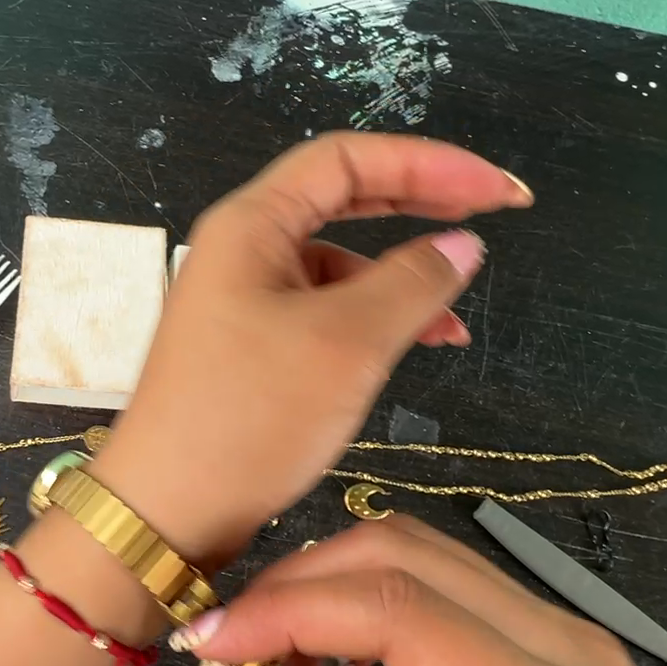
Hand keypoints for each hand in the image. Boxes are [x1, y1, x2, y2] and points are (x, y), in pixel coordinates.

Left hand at [89, 133, 530, 568]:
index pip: (345, 159)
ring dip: (397, 281)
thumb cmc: (250, 415)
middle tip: (493, 214)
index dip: (428, 163)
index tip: (498, 193)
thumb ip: (412, 283)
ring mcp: (241, 300)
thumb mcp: (346, 343)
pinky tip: (410, 348)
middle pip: (340, 200)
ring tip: (454, 320)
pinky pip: (319, 312)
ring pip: (334, 266)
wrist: (168, 506)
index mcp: (250, 225)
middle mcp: (240, 251)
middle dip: (419, 204)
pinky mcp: (248, 345)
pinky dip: (367, 322)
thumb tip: (462, 245)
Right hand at [177, 518, 666, 665]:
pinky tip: (335, 645)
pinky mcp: (550, 634)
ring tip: (273, 646)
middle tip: (232, 643)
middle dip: (297, 583)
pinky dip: (367, 592)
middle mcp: (562, 638)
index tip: (209, 642)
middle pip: (400, 553)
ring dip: (329, 579)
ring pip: (417, 550)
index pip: (396, 611)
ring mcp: (562, 627)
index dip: (288, 612)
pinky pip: (441, 579)